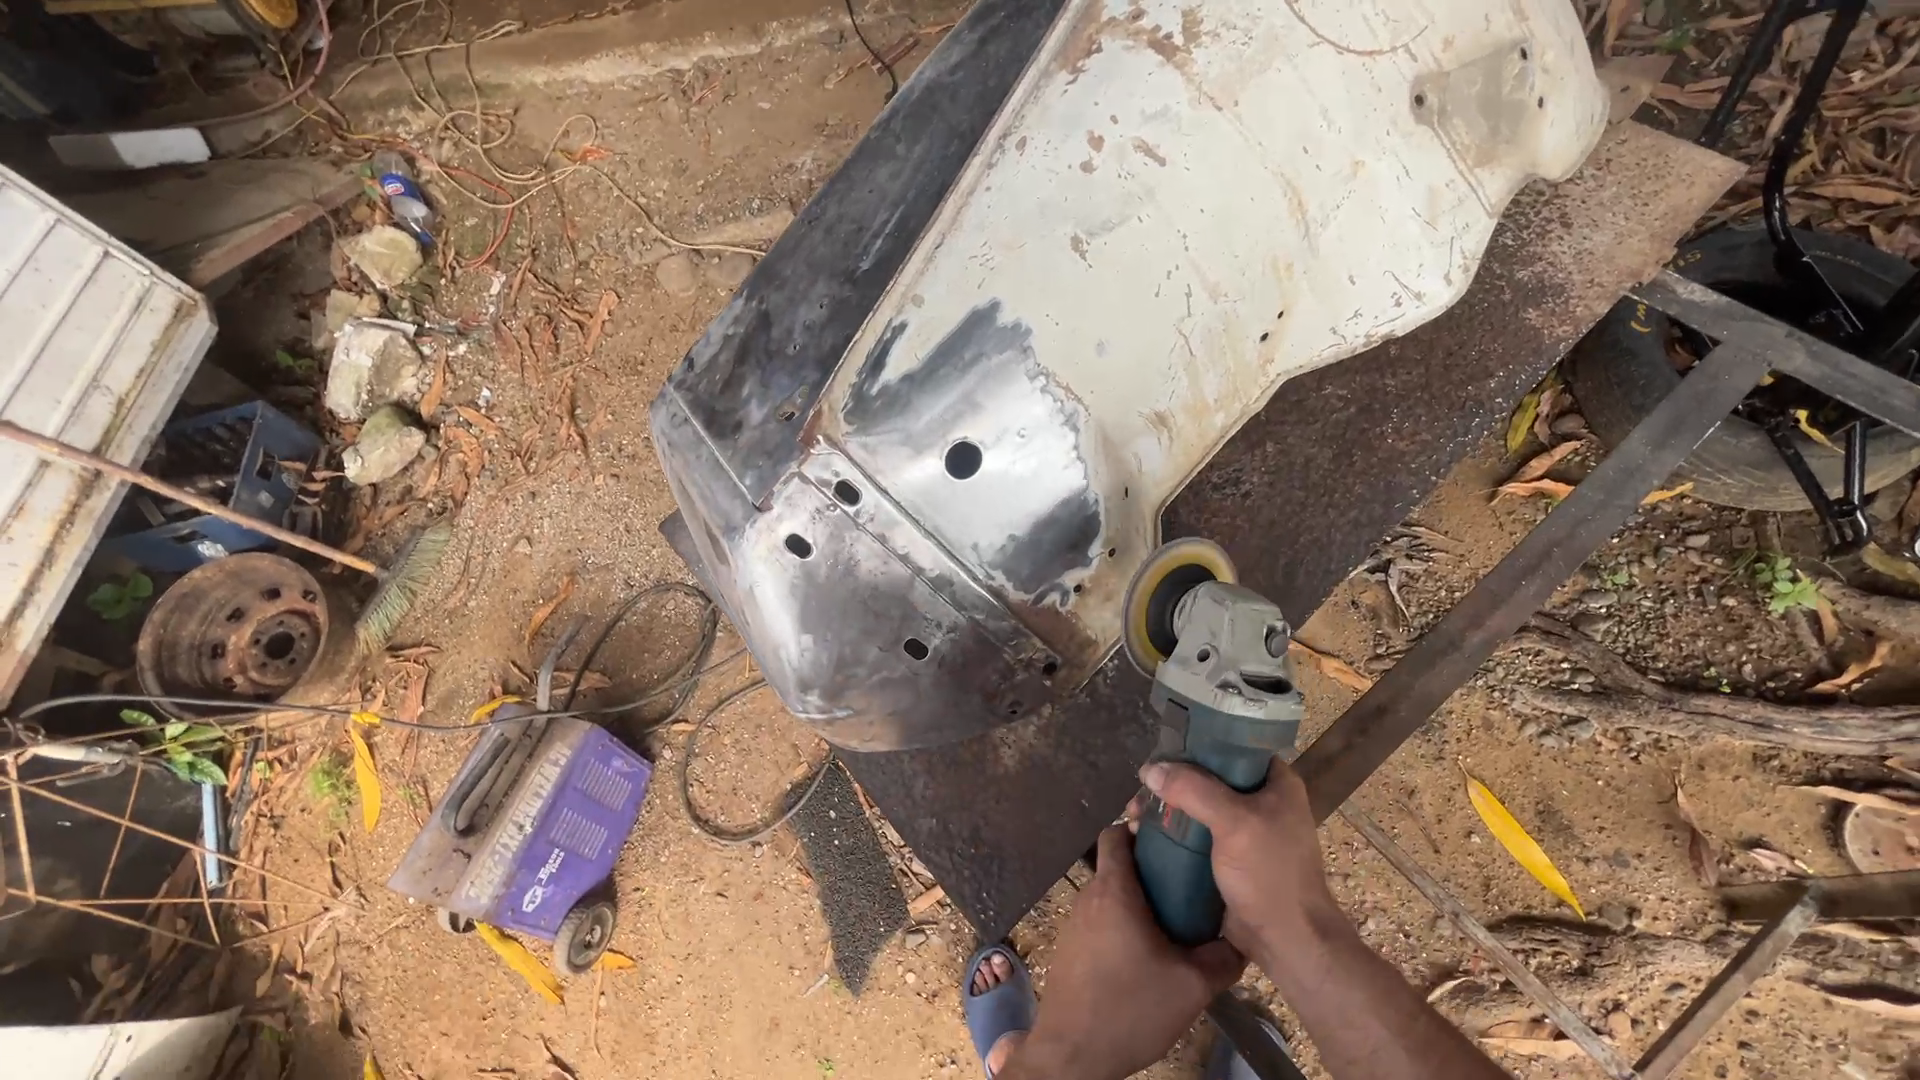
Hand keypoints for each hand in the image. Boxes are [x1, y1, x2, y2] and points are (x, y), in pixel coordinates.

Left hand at [1002, 825, 1245, 1079]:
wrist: (1073, 1054)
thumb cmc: (1130, 1008)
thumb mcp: (1190, 987)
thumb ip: (1221, 958)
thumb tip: (1241, 938)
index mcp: (1114, 891)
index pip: (1115, 833)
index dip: (1140, 826)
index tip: (1170, 836)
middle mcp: (1089, 897)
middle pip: (1117, 863)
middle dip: (1149, 867)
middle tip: (1186, 881)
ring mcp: (1074, 923)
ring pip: (1109, 894)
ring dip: (1137, 899)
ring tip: (1173, 918)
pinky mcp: (1070, 948)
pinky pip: (1099, 920)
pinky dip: (1122, 923)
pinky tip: (1147, 951)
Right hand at [1134, 759, 1339, 969]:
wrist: (1288, 942)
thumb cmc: (1271, 875)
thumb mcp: (1234, 823)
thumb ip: (1193, 790)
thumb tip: (1150, 770)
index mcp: (1276, 783)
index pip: (1233, 747)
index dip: (1197, 744)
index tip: (1162, 750)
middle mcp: (1262, 801)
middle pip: (1209, 777)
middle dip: (1172, 781)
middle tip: (1141, 789)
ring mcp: (1245, 831)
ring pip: (1198, 807)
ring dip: (1166, 808)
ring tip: (1133, 814)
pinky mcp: (1228, 857)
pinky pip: (1195, 835)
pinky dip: (1171, 832)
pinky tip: (1143, 834)